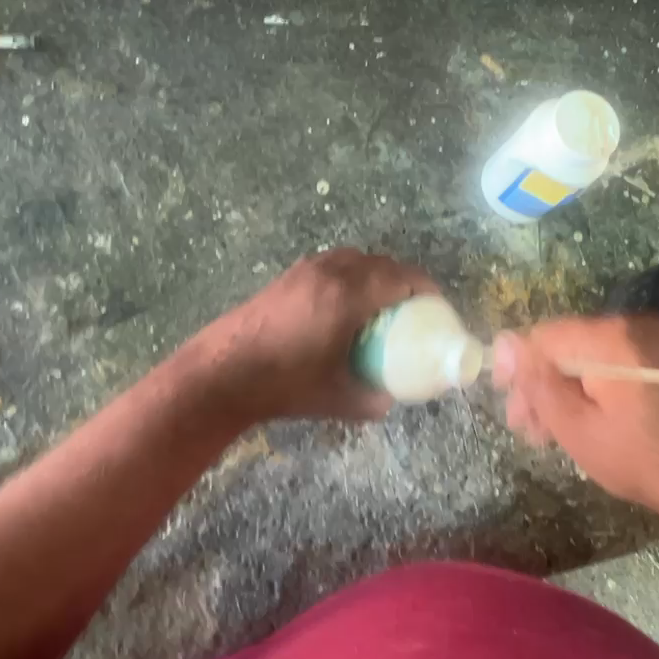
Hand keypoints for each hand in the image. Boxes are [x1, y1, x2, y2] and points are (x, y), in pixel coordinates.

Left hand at [189, 249, 437, 422]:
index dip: (425, 288)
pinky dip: (351, 274)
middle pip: (380, 263)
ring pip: (354, 259)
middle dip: (403, 279)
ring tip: (382, 302)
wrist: (221, 373)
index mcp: (348, 296)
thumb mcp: (337, 399)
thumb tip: (391, 399)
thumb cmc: (283, 385)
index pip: (401, 278)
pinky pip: (332, 264)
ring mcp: (305, 270)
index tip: (437, 305)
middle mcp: (330, 273)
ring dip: (375, 273)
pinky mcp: (288, 276)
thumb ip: (372, 399)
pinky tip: (346, 304)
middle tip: (414, 306)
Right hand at [492, 315, 658, 529]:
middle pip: (569, 345)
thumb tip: (504, 343)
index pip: (544, 336)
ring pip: (594, 356)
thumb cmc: (642, 460)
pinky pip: (620, 363)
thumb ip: (537, 382)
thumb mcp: (577, 428)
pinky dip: (599, 386)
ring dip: (569, 388)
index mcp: (611, 337)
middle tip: (530, 429)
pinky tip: (593, 421)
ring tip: (556, 432)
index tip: (511, 405)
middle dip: (543, 384)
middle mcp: (635, 326)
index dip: (518, 367)